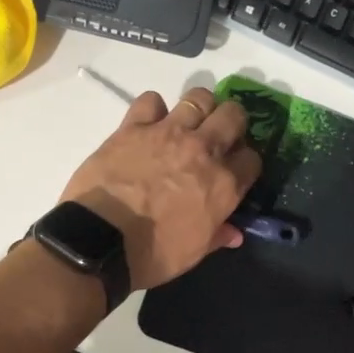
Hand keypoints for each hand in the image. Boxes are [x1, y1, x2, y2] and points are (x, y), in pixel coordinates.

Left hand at [58, 87, 262, 289]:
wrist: (101, 239)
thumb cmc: (153, 254)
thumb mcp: (193, 254)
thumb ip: (217, 236)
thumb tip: (234, 234)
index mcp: (223, 184)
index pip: (252, 159)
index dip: (245, 164)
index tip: (235, 172)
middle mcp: (203, 150)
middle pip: (233, 115)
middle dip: (232, 123)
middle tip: (219, 137)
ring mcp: (168, 132)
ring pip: (199, 98)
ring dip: (200, 108)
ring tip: (190, 123)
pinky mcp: (134, 125)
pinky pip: (151, 100)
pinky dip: (154, 109)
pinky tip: (150, 124)